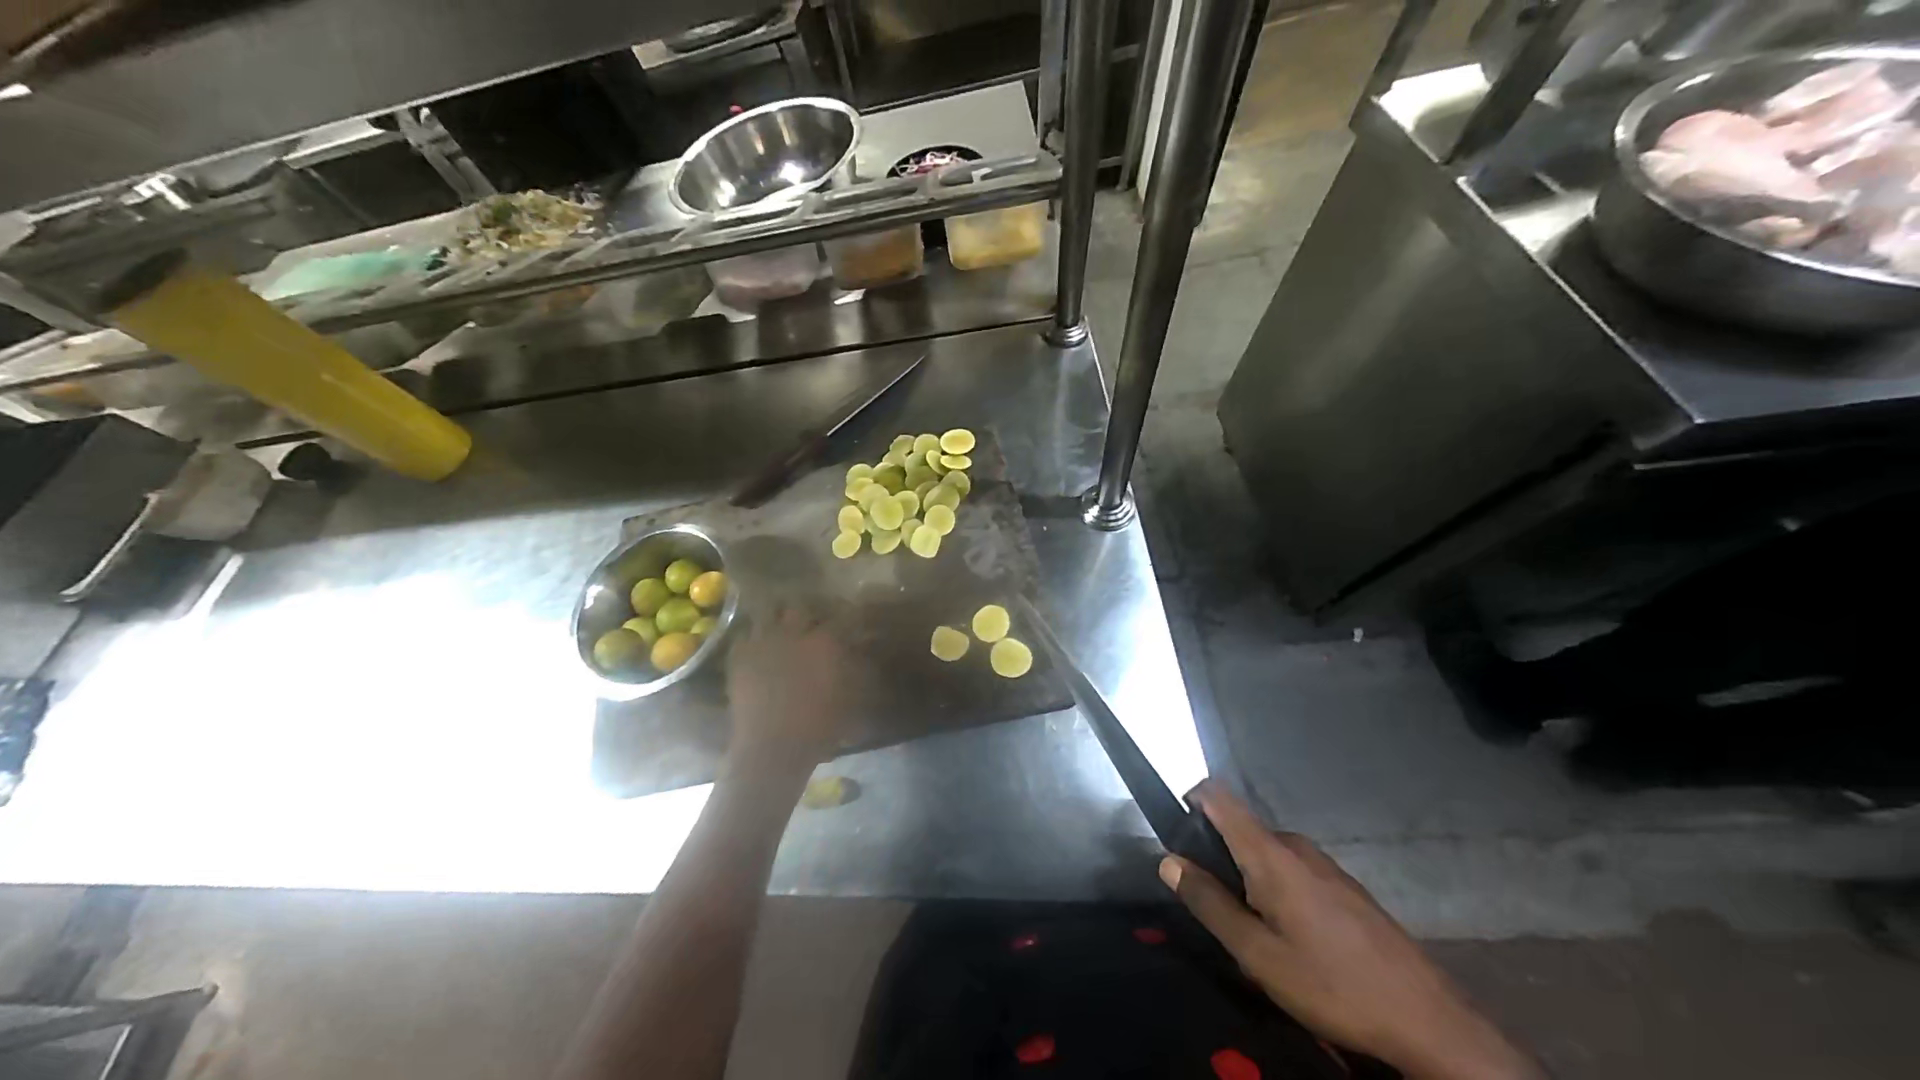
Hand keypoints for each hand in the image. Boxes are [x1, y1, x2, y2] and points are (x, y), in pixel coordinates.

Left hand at [725, 603, 851, 764]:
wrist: (772, 748)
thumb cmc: (819, 727)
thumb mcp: (850, 699)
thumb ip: (857, 671)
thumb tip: (863, 654)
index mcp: (825, 642)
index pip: (843, 615)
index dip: (849, 614)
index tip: (852, 618)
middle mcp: (794, 632)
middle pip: (801, 605)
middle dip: (808, 610)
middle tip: (812, 621)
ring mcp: (762, 641)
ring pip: (768, 611)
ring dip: (777, 616)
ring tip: (781, 626)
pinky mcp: (739, 656)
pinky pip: (744, 634)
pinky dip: (752, 636)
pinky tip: (758, 646)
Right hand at [1162, 782, 1543, 1079]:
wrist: (1428, 1020)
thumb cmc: (1331, 984)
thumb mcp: (1256, 953)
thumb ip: (1209, 903)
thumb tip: (1169, 862)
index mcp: (1270, 854)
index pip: (1218, 795)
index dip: (1190, 801)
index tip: (1178, 837)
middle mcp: (1297, 847)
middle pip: (1240, 829)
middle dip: (1218, 858)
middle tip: (1216, 911)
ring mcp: (1325, 865)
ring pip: (1267, 854)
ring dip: (1248, 879)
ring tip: (1255, 933)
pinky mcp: (1345, 887)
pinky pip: (1293, 871)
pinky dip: (1277, 890)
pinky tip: (1293, 940)